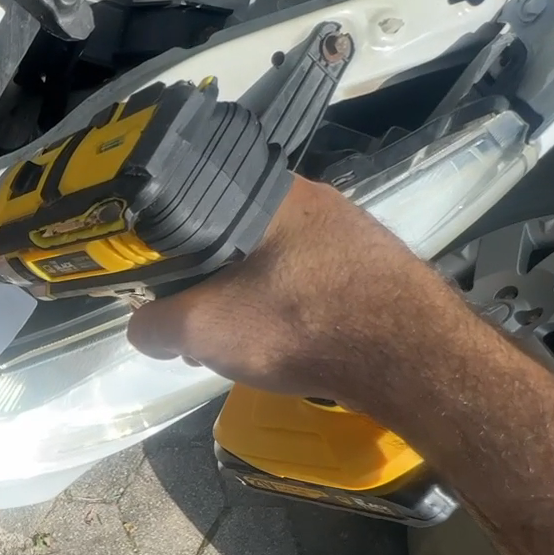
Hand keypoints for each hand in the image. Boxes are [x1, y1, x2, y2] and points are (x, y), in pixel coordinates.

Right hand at [126, 176, 480, 409]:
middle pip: (224, 244)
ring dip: (237, 303)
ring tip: (235, 343)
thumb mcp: (195, 330)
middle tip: (193, 328)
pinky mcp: (366, 266)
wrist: (408, 359)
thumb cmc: (295, 327)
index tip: (157, 294)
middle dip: (200, 288)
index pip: (189, 214)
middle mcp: (311, 200)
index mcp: (267, 194)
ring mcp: (346, 231)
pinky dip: (275, 310)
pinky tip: (279, 340)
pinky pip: (297, 281)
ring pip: (260, 265)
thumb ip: (150, 325)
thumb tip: (144, 328)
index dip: (162, 256)